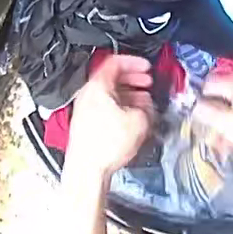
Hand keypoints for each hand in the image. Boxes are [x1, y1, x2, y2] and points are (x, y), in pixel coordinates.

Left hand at [62, 54, 154, 186]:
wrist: (86, 171)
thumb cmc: (105, 146)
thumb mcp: (139, 121)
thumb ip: (147, 107)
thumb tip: (147, 107)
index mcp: (98, 86)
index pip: (115, 62)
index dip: (134, 62)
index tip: (146, 66)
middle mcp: (88, 94)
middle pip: (112, 77)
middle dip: (133, 78)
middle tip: (146, 81)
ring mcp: (85, 109)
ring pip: (109, 93)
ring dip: (128, 94)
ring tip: (144, 102)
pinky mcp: (86, 124)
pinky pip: (105, 108)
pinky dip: (120, 107)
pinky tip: (131, 118)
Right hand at [192, 75, 232, 174]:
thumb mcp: (231, 126)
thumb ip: (209, 114)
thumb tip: (193, 105)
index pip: (211, 82)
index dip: (198, 97)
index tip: (190, 115)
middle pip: (223, 97)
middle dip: (212, 116)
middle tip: (205, 135)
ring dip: (225, 127)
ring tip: (220, 146)